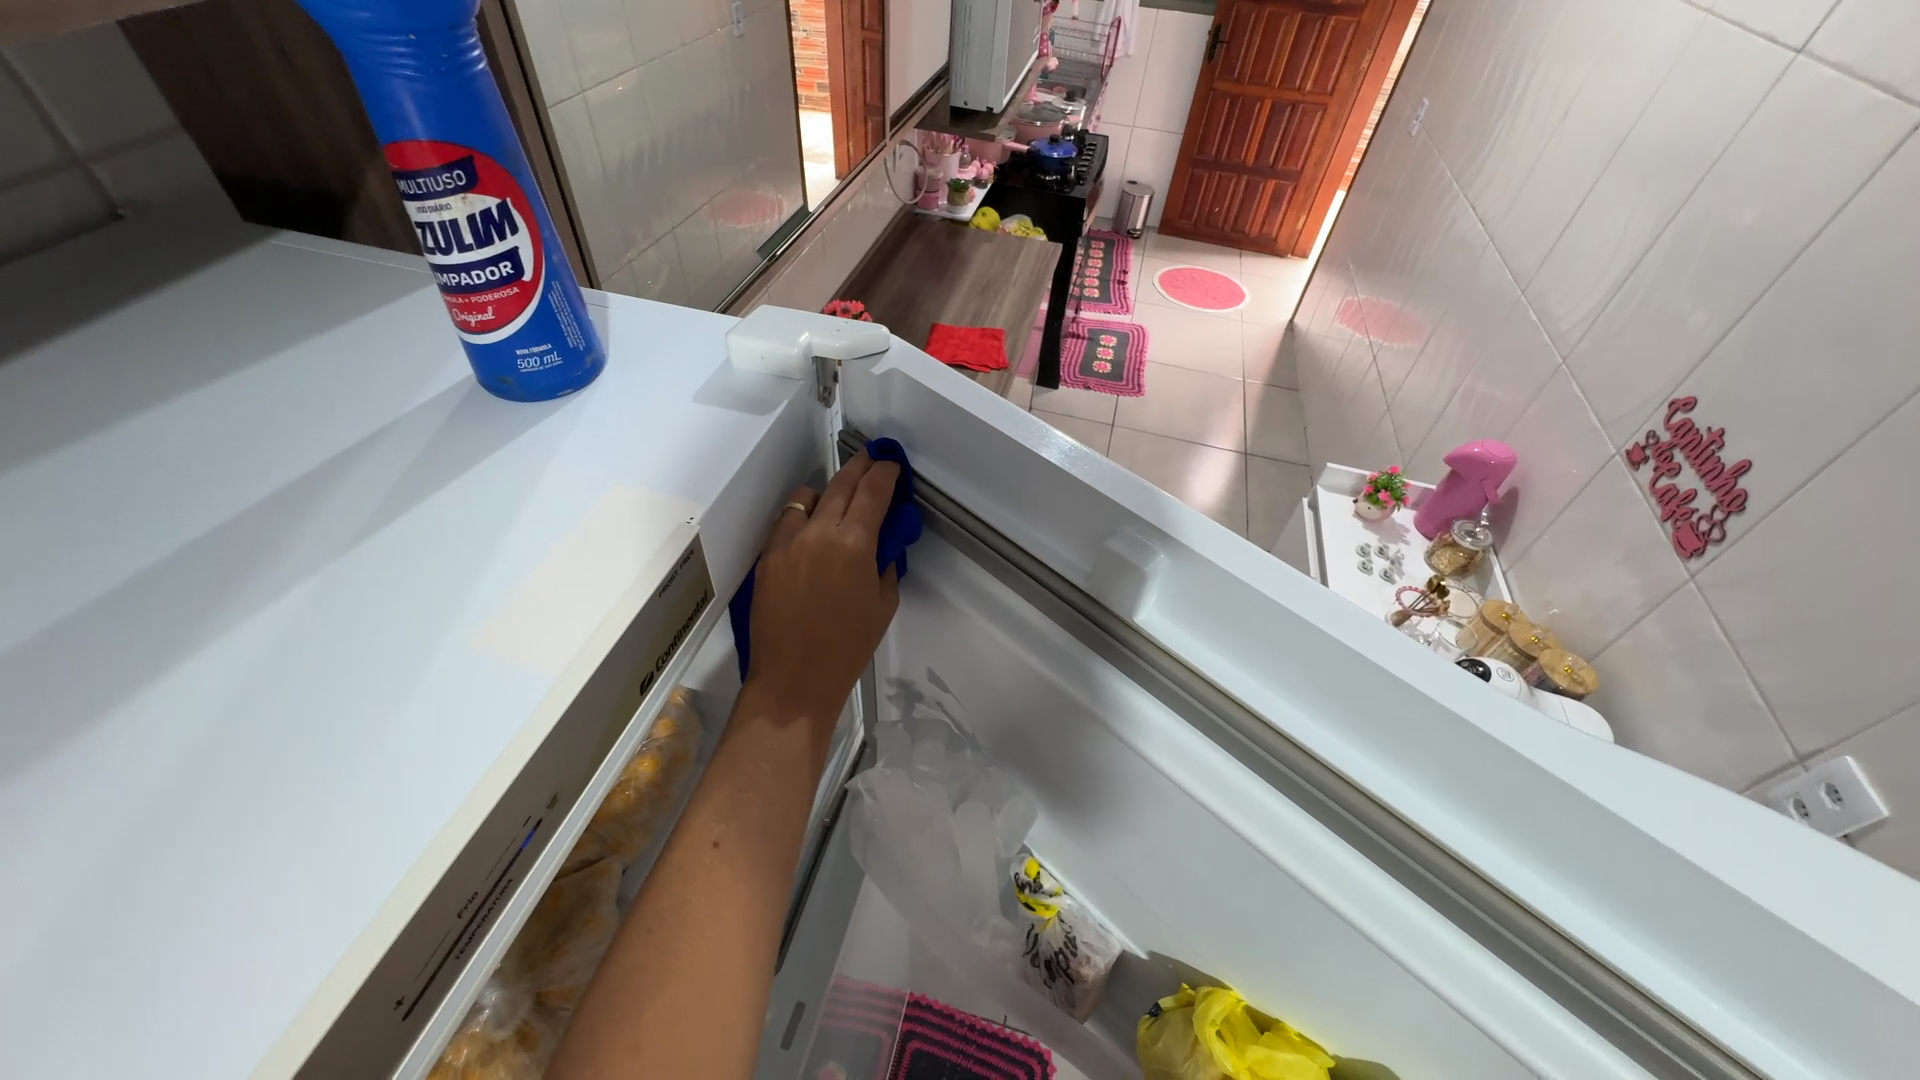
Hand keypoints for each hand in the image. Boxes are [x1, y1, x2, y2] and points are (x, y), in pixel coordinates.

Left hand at [745, 452, 902, 734]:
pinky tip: (811, 528)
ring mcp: (787, 542)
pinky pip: (786, 521)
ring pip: (808, 497)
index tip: (892, 465)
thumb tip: (880, 543)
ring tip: (838, 500)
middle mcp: (819, 533)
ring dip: (828, 492)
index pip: (873, 491)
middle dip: (860, 468)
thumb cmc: (848, 648)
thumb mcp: (883, 604)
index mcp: (854, 544)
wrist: (794, 680)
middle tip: (872, 460)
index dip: (886, 472)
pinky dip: (802, 515)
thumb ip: (884, 564)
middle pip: (841, 484)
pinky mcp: (767, 556)